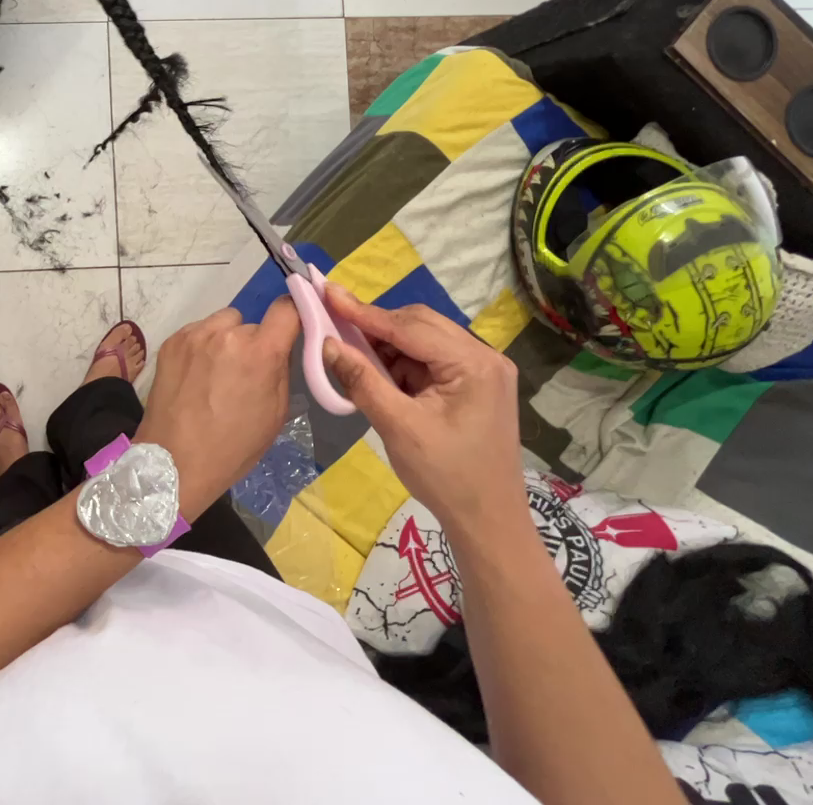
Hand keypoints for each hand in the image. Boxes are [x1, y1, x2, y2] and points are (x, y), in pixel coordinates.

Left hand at [135, 298, 302, 519]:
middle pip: (251, 323)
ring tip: (215, 373)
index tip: (291, 326)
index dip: (292, 315)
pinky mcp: (171, 341)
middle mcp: (226, 334)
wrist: (174, 460)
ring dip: (225, 340)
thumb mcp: (276, 413)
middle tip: (242, 373)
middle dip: (252, 343)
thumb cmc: (233, 446)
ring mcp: (194, 335)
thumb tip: (280, 347)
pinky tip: (194, 375)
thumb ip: (280, 370)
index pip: (286, 309)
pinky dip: (201, 346)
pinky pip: (197, 332)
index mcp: (260, 352)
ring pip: (222, 323)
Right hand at [319, 284, 524, 540]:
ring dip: (384, 344)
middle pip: (418, 325)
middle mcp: (483, 357)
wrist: (486, 519)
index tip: (326, 293)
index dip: (364, 311)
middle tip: (331, 323)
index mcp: (474, 365)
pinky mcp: (471, 384)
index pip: (410, 327)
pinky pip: (427, 359)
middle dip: (374, 325)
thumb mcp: (397, 427)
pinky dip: (398, 362)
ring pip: (421, 339)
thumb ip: (362, 380)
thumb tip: (327, 343)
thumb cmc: (446, 476)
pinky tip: (375, 372)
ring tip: (349, 352)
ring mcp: (480, 371)